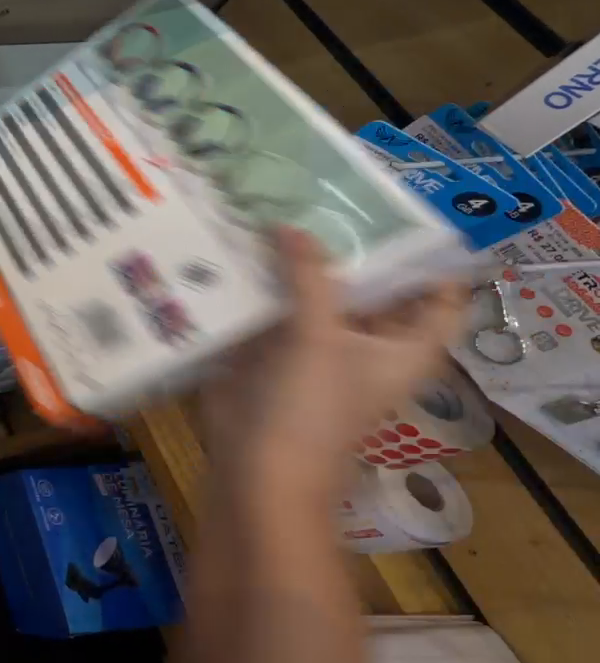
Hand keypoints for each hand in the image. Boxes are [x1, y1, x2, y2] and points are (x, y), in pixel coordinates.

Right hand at [204, 227, 468, 497]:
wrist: (255, 462)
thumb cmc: (309, 406)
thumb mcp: (318, 336)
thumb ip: (309, 278)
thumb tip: (291, 225)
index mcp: (401, 346)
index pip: (435, 296)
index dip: (423, 258)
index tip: (388, 214)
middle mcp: (360, 343)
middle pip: (362, 287)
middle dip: (338, 249)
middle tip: (308, 200)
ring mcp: (308, 347)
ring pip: (305, 295)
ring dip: (285, 265)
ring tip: (262, 215)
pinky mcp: (262, 352)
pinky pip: (262, 310)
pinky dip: (249, 286)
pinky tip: (226, 255)